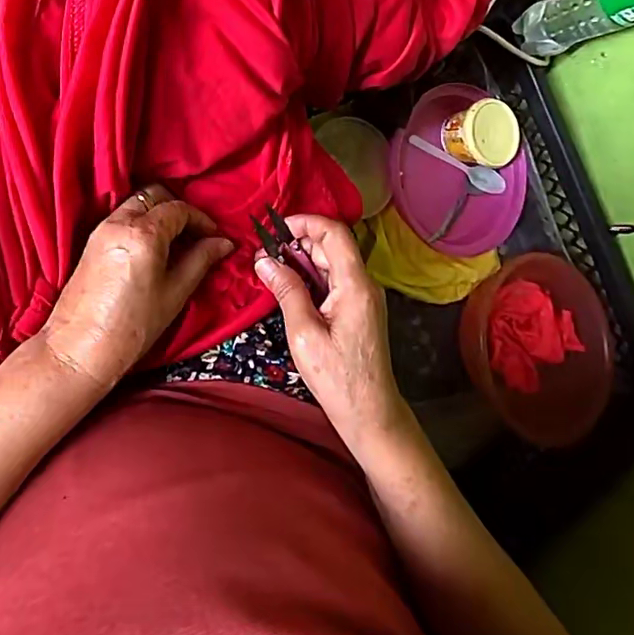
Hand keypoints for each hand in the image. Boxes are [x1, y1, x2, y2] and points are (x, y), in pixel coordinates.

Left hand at [41, 185, 234, 388]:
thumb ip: (201, 260)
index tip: (214, 237)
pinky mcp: (91, 242)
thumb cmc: (132, 327)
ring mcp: (102, 229)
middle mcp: (120, 222)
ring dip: (158, 213)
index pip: (178, 209)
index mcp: (144, 233)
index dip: (201, 219)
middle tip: (195, 235)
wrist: (80, 348)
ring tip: (175, 243)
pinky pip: (121, 217)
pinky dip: (141, 222)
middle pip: (154, 195)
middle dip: (178, 209)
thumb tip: (223, 243)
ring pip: (136, 203)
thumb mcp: (175, 293)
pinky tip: (152, 249)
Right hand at [253, 214, 406, 443]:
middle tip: (264, 254)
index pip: (334, 233)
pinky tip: (287, 286)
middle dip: (296, 242)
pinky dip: (309, 276)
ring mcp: (362, 296)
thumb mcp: (303, 332)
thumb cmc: (338, 378)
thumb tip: (264, 260)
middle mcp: (364, 284)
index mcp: (356, 285)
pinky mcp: (357, 308)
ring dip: (300, 260)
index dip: (304, 222)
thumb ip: (286, 290)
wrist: (369, 412)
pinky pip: (332, 279)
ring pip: (330, 261)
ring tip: (270, 268)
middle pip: (331, 245)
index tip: (275, 229)